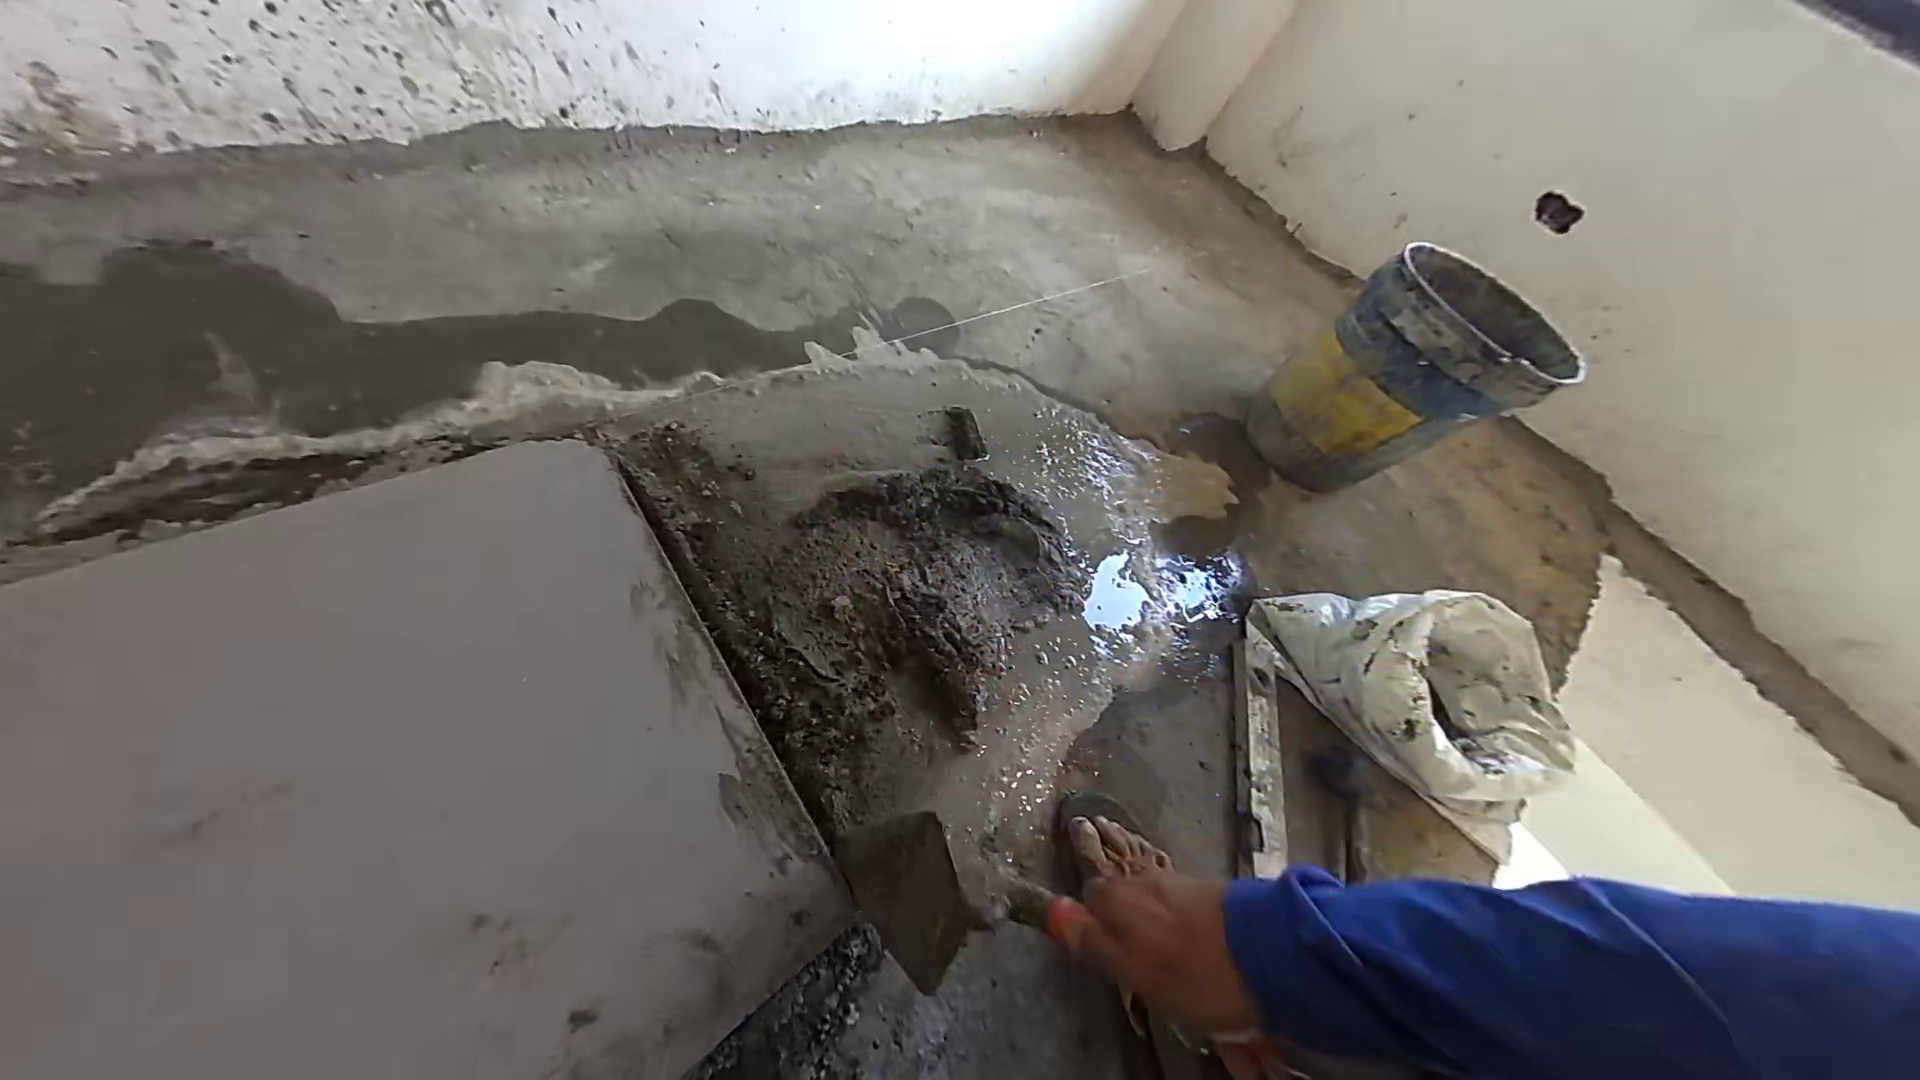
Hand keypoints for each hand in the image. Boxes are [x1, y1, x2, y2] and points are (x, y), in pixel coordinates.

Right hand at [1063, 816, 1261, 1034]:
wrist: (1265, 949)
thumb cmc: (1191, 969)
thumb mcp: (1134, 969)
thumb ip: (1093, 941)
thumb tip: (1056, 913)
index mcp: (1118, 896)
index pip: (1089, 900)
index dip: (1095, 929)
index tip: (1111, 959)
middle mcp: (1142, 881)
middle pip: (1123, 906)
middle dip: (1128, 934)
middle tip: (1145, 974)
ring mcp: (1176, 883)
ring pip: (1156, 914)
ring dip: (1162, 944)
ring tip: (1182, 983)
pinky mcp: (1206, 892)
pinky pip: (1184, 917)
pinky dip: (1188, 941)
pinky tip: (1203, 966)